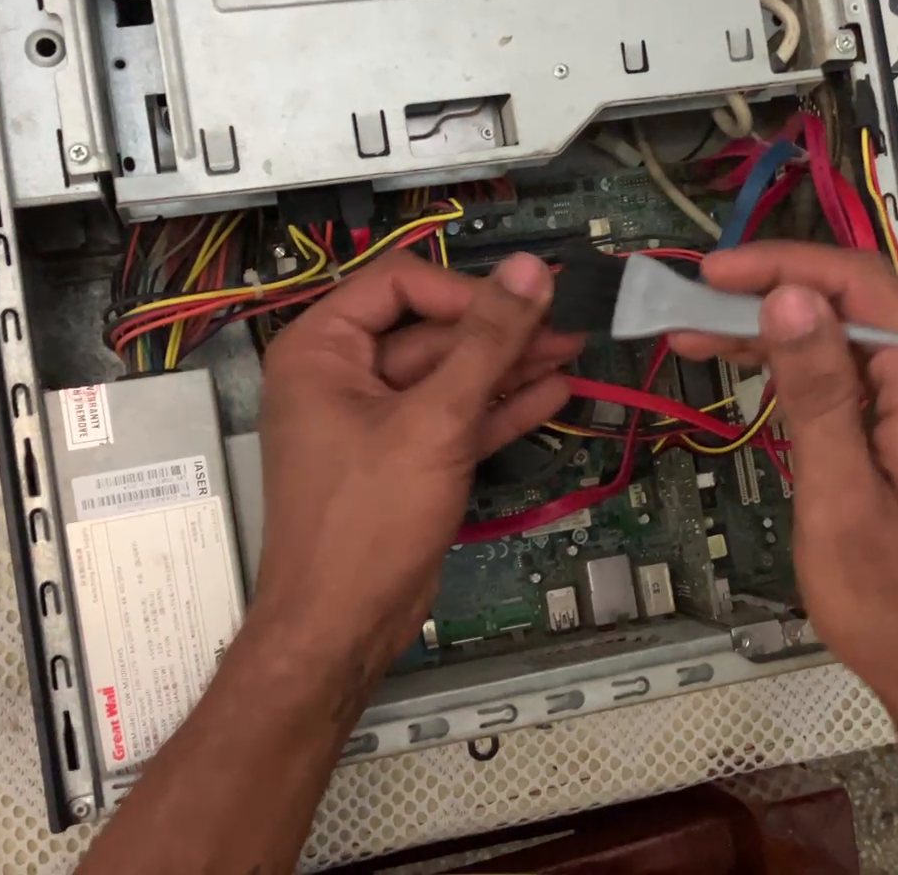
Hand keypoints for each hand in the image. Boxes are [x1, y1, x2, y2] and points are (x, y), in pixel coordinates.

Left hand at [253, 251, 582, 687]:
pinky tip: (553, 393)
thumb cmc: (370, 517)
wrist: (344, 628)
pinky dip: (502, 406)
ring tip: (573, 349)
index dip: (465, 290)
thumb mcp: (435, 419)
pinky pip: (459, 415)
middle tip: (569, 323)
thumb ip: (488, 341)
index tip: (524, 305)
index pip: (401, 284)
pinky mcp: (410, 455)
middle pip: (435, 330)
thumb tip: (530, 269)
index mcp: (323, 348)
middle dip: (502, 330)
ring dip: (512, 365)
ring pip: (453, 374)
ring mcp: (381, 417)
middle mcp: (347, 374)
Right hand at [667, 242, 897, 718]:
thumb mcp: (838, 497)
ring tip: (711, 342)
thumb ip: (817, 391)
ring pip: (865, 346)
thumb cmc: (893, 608)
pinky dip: (823, 377)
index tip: (711, 275)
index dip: (779, 267)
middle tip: (694, 315)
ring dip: (792, 340)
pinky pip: (880, 384)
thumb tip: (790, 296)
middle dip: (774, 303)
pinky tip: (772, 379)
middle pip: (861, 311)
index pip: (858, 287)